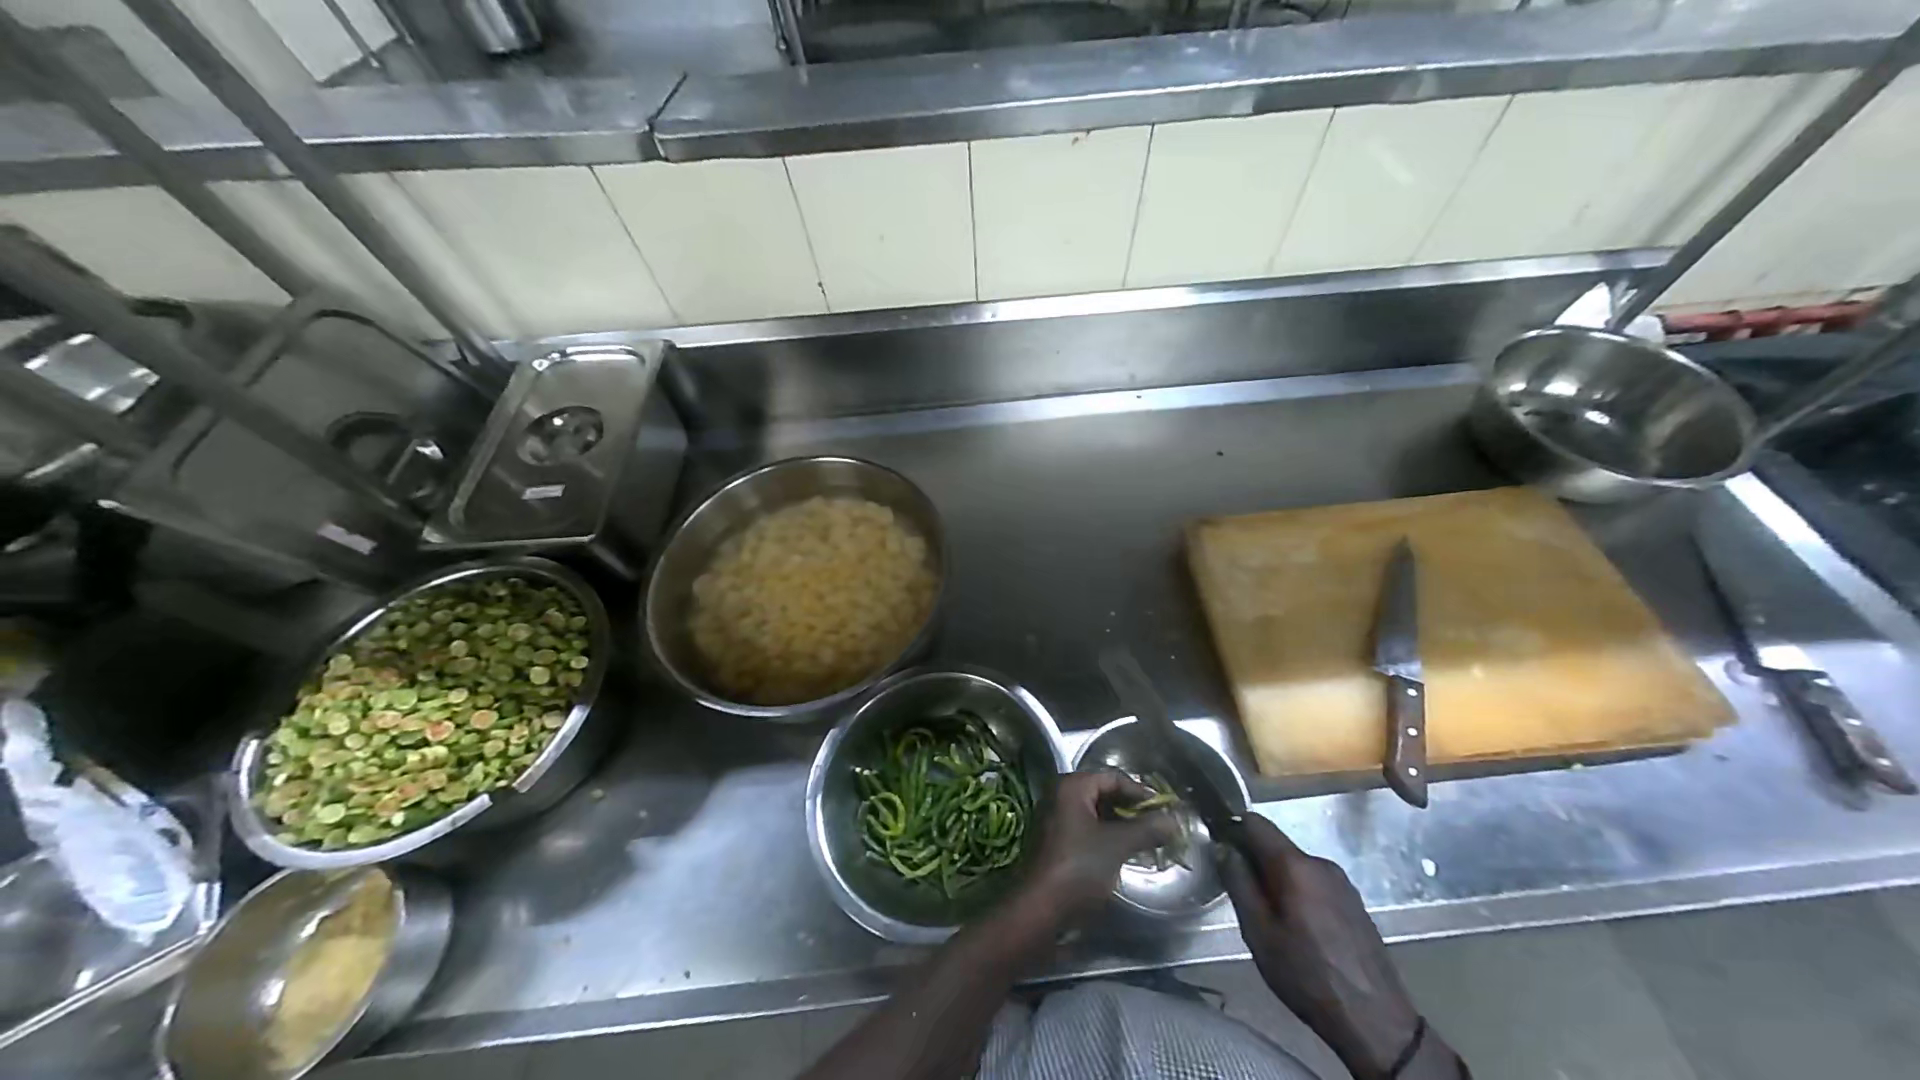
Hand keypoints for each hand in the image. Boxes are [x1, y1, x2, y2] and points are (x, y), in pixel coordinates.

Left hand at [1013, 770, 1177, 929]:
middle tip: (1159, 824)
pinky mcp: (1057, 841)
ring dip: (1123, 824)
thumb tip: (1173, 821)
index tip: (1163, 810)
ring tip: (1149, 839)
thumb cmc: (1079, 866)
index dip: (1140, 792)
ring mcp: (1057, 818)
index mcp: (1071, 787)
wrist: (1042, 907)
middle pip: (1104, 793)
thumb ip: (1147, 829)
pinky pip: (1088, 829)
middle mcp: (1060, 796)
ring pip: (1097, 813)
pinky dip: (1109, 836)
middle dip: (1132, 809)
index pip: (1113, 777)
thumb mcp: (1117, 845)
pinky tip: (1128, 851)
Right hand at [1220, 815, 1444, 1079]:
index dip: (1233, 830)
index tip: (1221, 853)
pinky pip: (1314, 882)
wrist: (1375, 1020)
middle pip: (1276, 845)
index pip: (1255, 822)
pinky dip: (1298, 893)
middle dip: (1255, 862)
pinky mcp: (1354, 901)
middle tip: (1243, 898)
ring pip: (1295, 866)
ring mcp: (1342, 882)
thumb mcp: (1258, 931)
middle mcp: (1321, 863)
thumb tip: (1224, 848)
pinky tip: (1299, 929)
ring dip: (1277, 880)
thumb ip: (1238, 882)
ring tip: (1271, 919)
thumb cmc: (1306, 975)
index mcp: (1295, 865)